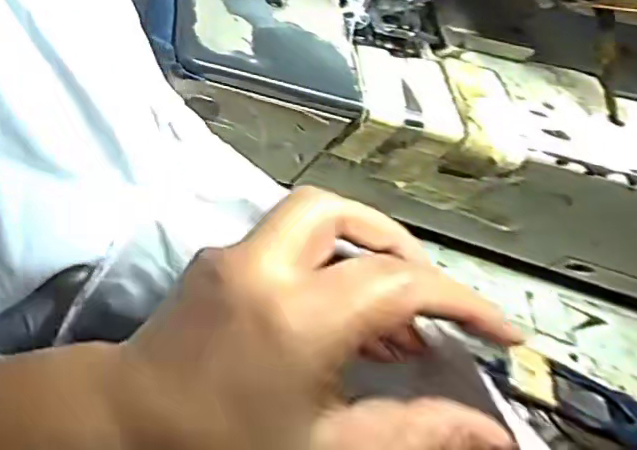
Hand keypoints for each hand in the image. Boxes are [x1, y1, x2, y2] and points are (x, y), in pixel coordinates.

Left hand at [111, 187, 522, 449]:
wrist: (136, 412)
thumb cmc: (227, 437)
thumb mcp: (331, 445)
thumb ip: (414, 430)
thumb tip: (486, 428)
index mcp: (292, 311)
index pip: (392, 279)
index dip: (459, 301)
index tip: (500, 333)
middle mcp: (257, 265)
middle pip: (332, 211)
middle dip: (392, 241)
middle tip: (433, 298)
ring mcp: (227, 255)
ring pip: (301, 219)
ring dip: (356, 251)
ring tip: (399, 326)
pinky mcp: (211, 261)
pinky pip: (277, 242)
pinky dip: (320, 264)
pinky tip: (346, 322)